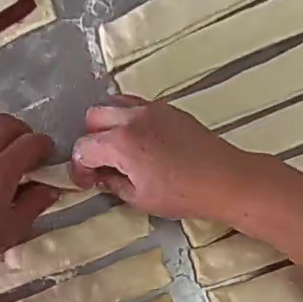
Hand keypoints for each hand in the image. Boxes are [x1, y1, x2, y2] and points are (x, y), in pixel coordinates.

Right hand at [70, 96, 251, 220]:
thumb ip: (112, 183)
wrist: (223, 179)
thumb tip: (100, 177)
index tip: (88, 182)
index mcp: (121, 142)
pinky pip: (136, 105)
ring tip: (118, 150)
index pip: (82, 148)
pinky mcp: (167, 108)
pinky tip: (139, 143)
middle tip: (101, 164)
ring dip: (107, 125)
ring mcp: (151, 108)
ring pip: (113, 103)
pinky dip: (128, 119)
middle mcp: (132, 118)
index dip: (80, 168)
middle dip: (90, 141)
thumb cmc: (180, 194)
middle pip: (93, 117)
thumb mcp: (138, 198)